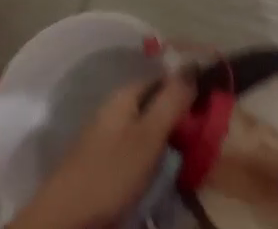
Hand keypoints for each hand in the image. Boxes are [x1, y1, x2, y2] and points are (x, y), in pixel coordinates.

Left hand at [13, 74, 196, 228]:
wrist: (63, 222)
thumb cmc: (109, 175)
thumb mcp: (148, 136)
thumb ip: (172, 101)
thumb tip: (193, 65)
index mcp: (124, 96)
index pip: (164, 78)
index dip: (189, 87)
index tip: (214, 105)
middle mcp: (115, 110)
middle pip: (157, 104)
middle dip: (181, 117)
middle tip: (207, 135)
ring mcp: (108, 138)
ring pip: (149, 129)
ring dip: (169, 140)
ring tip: (192, 156)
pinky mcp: (106, 165)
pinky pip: (139, 151)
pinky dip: (155, 158)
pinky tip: (166, 172)